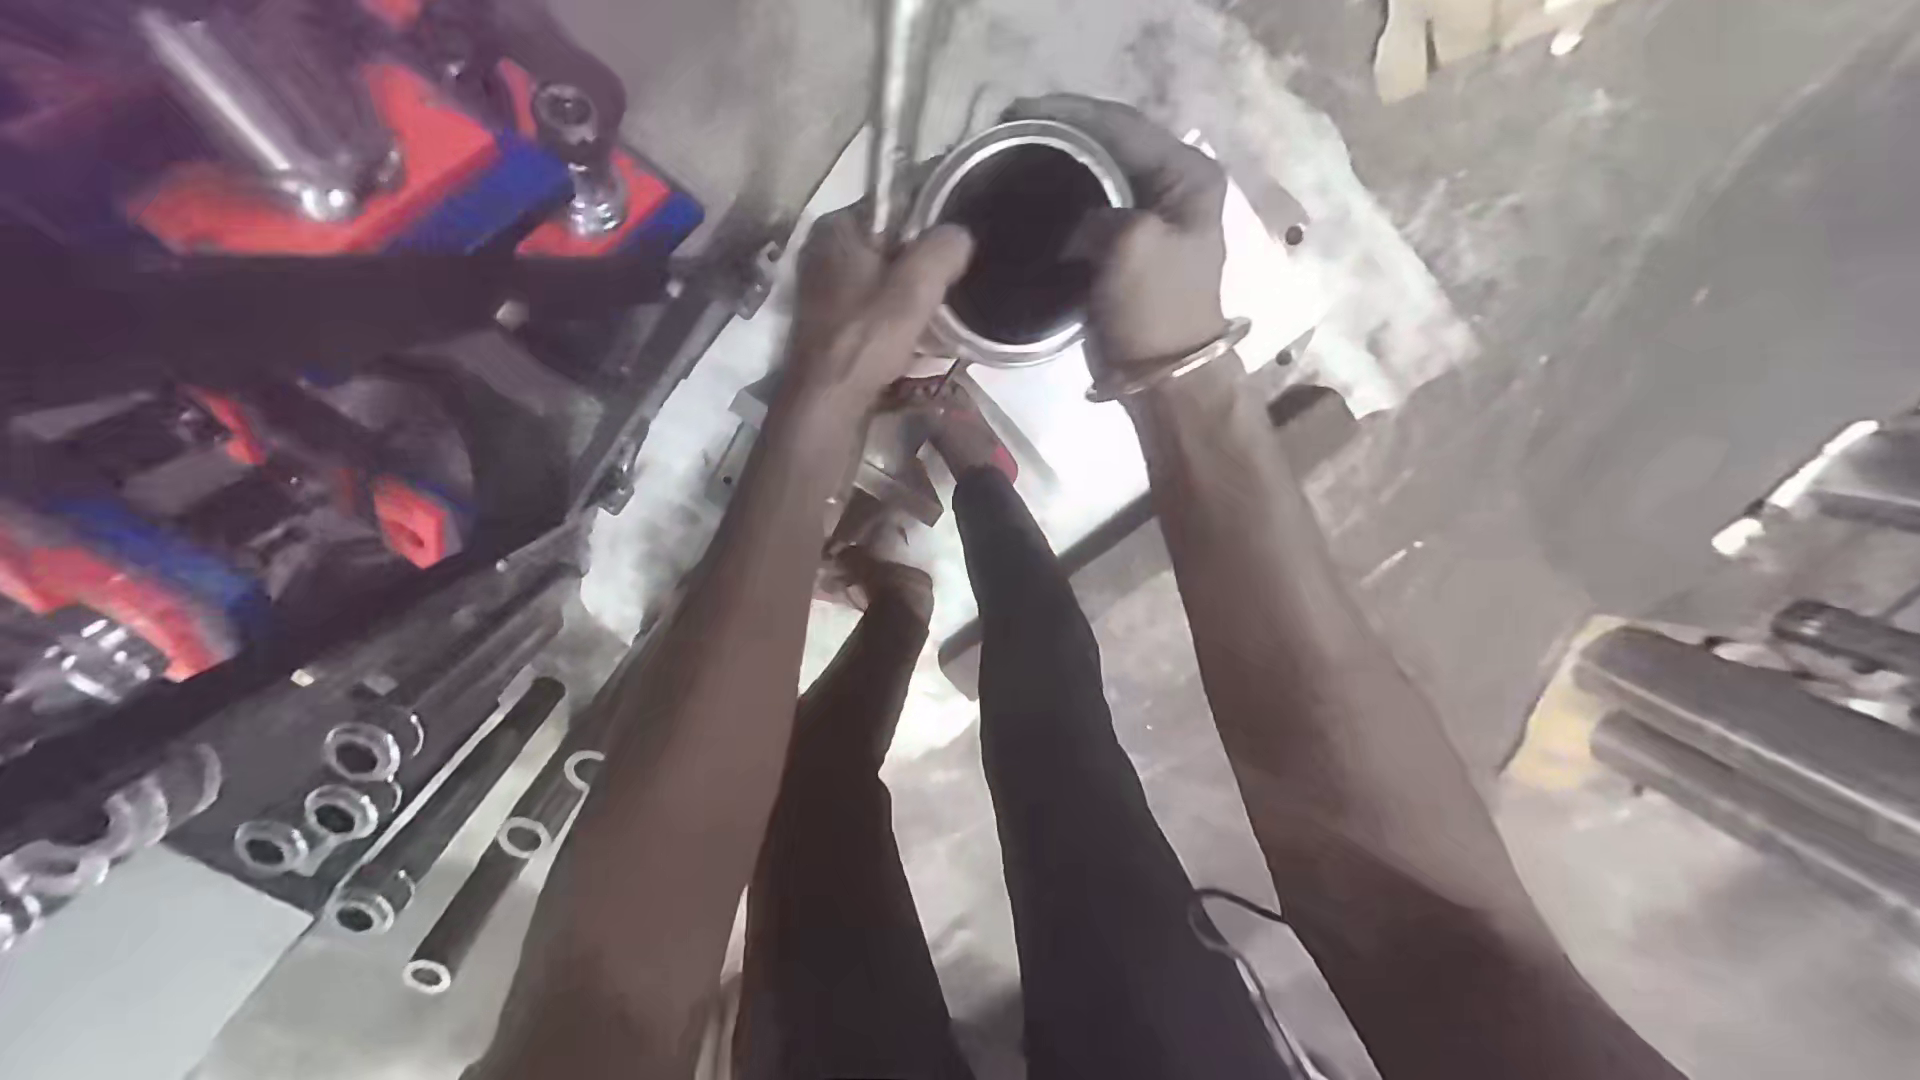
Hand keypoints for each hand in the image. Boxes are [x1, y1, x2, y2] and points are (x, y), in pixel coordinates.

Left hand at [783, 207, 972, 416]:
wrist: (827, 400)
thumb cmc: (867, 338)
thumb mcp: (915, 288)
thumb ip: (943, 249)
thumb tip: (960, 234)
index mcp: (837, 228)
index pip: (896, 204)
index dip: (932, 224)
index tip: (957, 250)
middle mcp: (823, 251)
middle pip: (891, 246)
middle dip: (923, 268)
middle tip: (951, 289)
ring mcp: (823, 289)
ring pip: (884, 280)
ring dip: (913, 298)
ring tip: (940, 318)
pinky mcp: (830, 322)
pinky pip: (874, 308)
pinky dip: (896, 319)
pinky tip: (917, 339)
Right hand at [1005, 95, 1228, 375]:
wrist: (1160, 375)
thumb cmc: (1155, 310)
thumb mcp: (1131, 245)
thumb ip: (1097, 210)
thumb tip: (1068, 221)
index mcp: (1186, 176)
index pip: (1122, 125)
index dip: (1068, 114)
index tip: (1016, 113)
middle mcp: (1170, 189)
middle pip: (1108, 146)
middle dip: (1059, 138)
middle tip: (1007, 138)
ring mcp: (1147, 221)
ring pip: (1095, 180)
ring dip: (1057, 171)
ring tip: (1011, 164)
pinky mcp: (1122, 251)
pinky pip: (1087, 214)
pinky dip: (1059, 206)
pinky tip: (1027, 204)